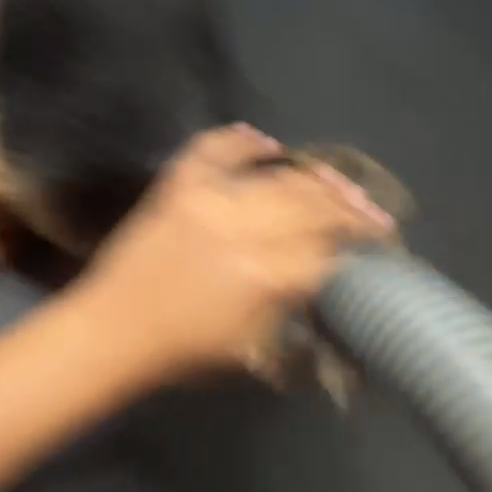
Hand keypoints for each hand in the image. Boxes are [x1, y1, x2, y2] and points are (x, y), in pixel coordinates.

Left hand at [67, 123, 392, 381]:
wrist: (113, 326)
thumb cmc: (183, 350)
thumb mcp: (252, 341)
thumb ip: (290, 300)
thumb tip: (322, 270)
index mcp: (263, 274)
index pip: (327, 248)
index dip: (359, 244)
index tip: (378, 242)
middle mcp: (240, 228)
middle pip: (309, 205)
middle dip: (347, 207)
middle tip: (371, 210)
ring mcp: (205, 199)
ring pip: (274, 176)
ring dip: (311, 176)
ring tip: (336, 182)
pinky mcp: (175, 186)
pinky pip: (211, 149)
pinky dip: (238, 141)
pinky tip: (265, 141)